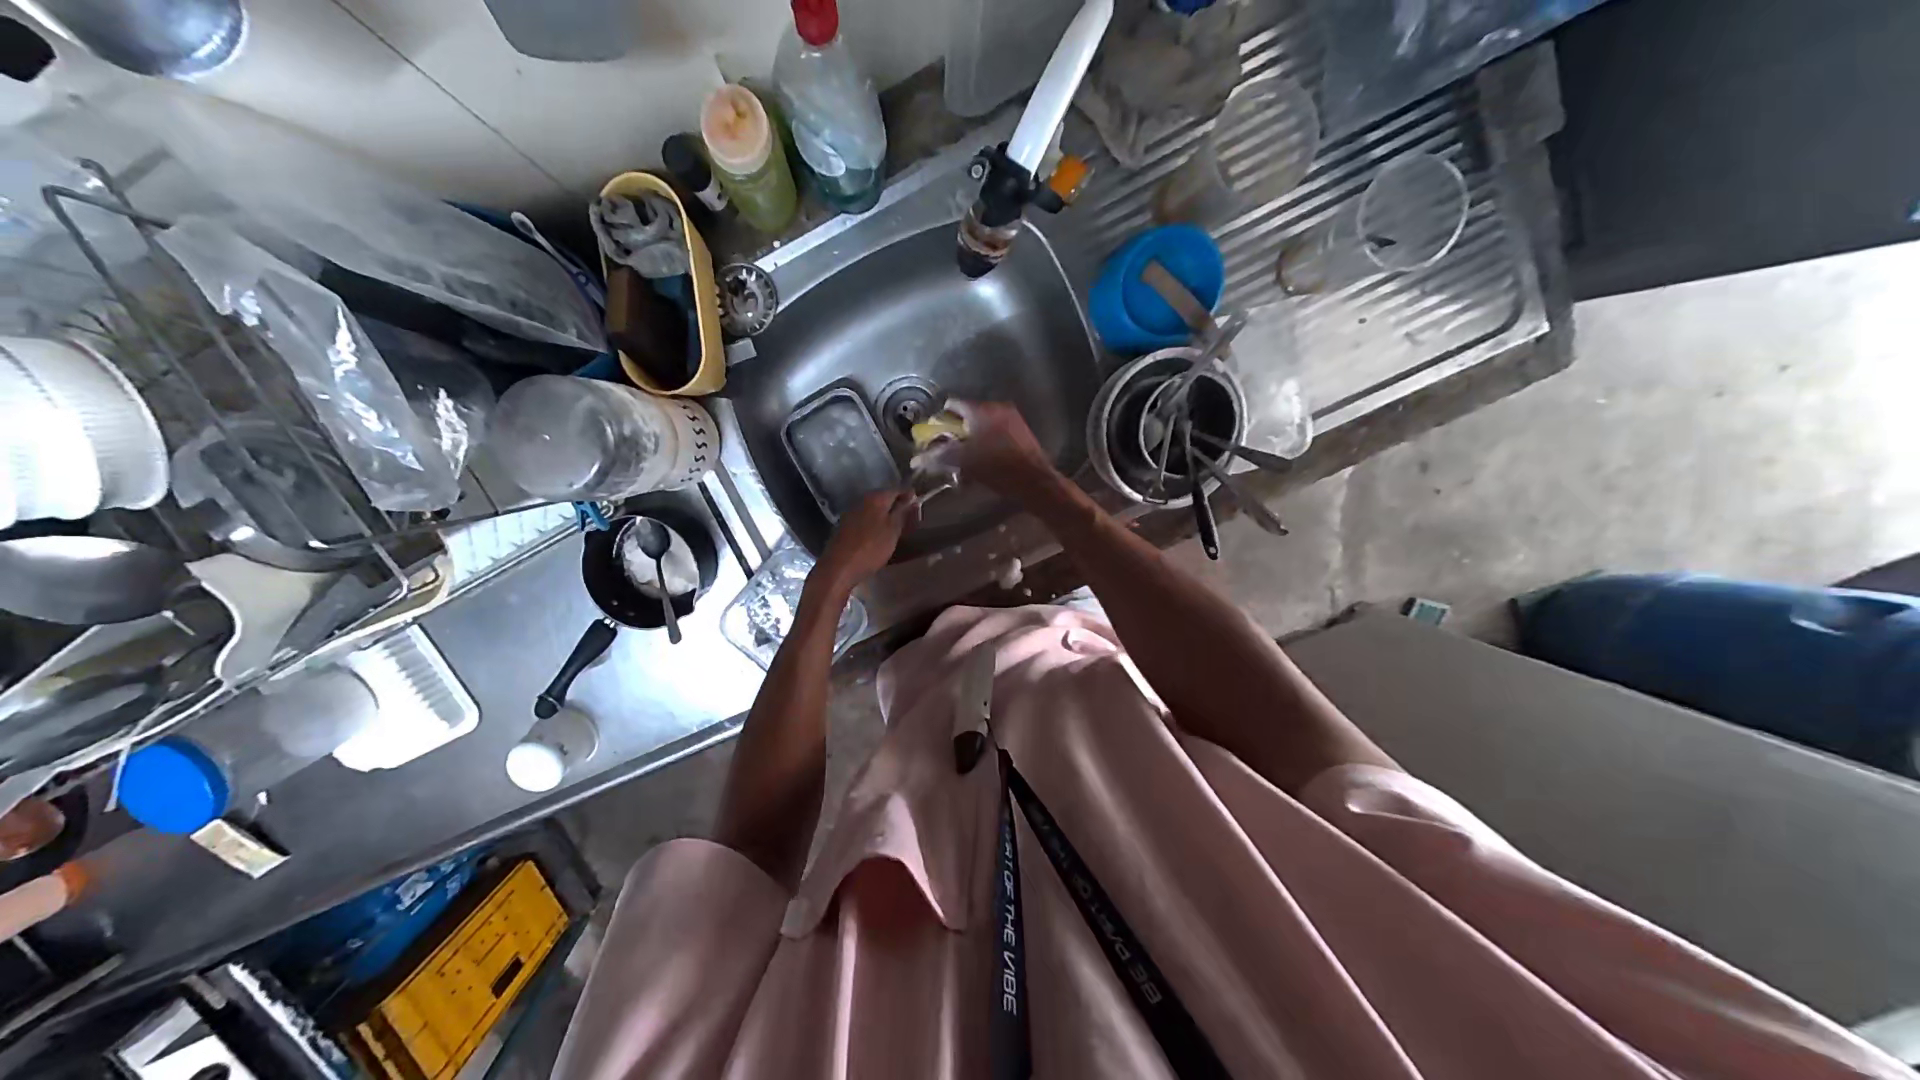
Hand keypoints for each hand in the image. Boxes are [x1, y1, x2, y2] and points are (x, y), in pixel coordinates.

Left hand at [816, 488, 915, 592]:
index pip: (897, 490)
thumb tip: (911, 497)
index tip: (920, 507)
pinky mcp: (845, 526)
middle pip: (884, 498)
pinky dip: (876, 524)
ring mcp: (851, 513)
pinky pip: (866, 519)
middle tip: (911, 520)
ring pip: (874, 509)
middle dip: (898, 506)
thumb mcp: (893, 530)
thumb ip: (903, 512)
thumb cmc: (871, 548)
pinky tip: (880, 535)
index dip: (910, 497)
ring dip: (887, 516)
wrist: (840, 567)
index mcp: (875, 498)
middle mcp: (862, 500)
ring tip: (898, 529)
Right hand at [919, 400, 1052, 494]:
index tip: (934, 436)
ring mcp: (1011, 418)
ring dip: (971, 437)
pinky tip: (983, 458)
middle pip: (967, 414)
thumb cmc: (997, 469)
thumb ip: (938, 456)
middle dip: (955, 430)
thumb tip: (916, 459)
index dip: (939, 420)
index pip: (952, 404)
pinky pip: (996, 429)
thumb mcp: (964, 462)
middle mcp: (997, 407)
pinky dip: (985, 439)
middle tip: (948, 449)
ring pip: (982, 423)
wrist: (1034, 481)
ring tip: (965, 457)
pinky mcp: (1020, 430)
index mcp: (981, 410)